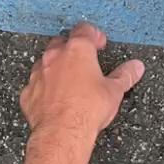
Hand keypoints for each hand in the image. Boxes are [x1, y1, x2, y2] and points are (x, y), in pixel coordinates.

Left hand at [20, 22, 145, 146]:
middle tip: (84, 60)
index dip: (94, 34)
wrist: (62, 133)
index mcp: (78, 50)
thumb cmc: (87, 109)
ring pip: (45, 62)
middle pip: (62, 42)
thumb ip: (125, 75)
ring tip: (68, 80)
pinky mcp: (28, 93)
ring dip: (55, 67)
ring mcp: (39, 74)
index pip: (84, 29)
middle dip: (72, 48)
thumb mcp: (114, 91)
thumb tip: (136, 67)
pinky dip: (43, 88)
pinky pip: (35, 84)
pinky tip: (53, 98)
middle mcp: (55, 57)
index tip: (100, 44)